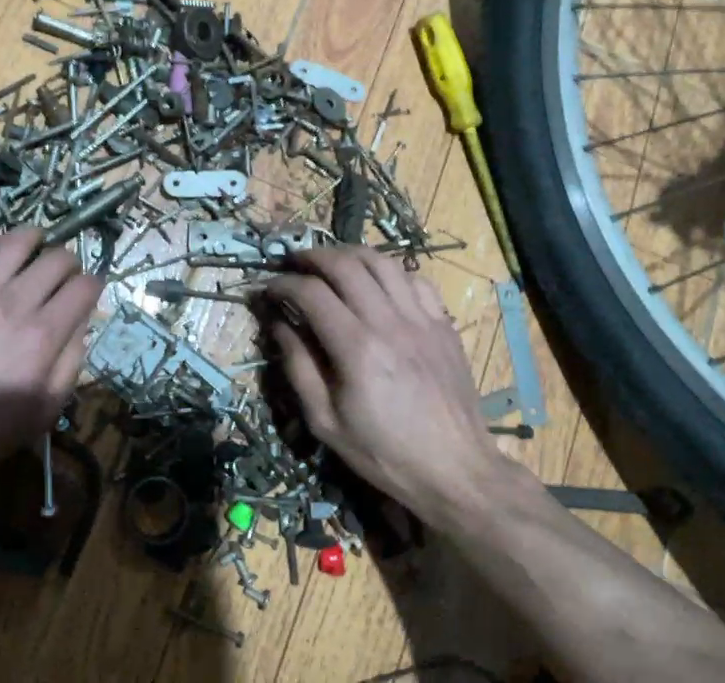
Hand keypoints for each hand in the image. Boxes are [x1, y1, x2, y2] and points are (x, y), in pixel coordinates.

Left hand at [0, 230, 101, 498]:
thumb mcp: (46, 409)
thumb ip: (71, 361)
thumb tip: (81, 322)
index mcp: (42, 335)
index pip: (83, 288)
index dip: (94, 286)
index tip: (90, 291)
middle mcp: (12, 303)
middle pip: (55, 260)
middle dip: (70, 262)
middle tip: (66, 273)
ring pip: (15, 243)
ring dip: (34, 240)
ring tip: (37, 244)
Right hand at [265, 247, 498, 523]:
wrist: (456, 470)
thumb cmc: (384, 453)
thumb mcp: (326, 421)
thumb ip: (298, 367)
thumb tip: (278, 325)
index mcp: (356, 349)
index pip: (311, 293)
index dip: (283, 285)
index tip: (268, 290)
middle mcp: (389, 323)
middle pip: (345, 265)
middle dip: (312, 257)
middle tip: (293, 264)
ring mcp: (422, 320)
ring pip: (382, 262)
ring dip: (349, 255)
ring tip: (330, 263)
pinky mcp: (443, 325)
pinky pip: (414, 279)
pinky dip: (388, 271)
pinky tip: (375, 283)